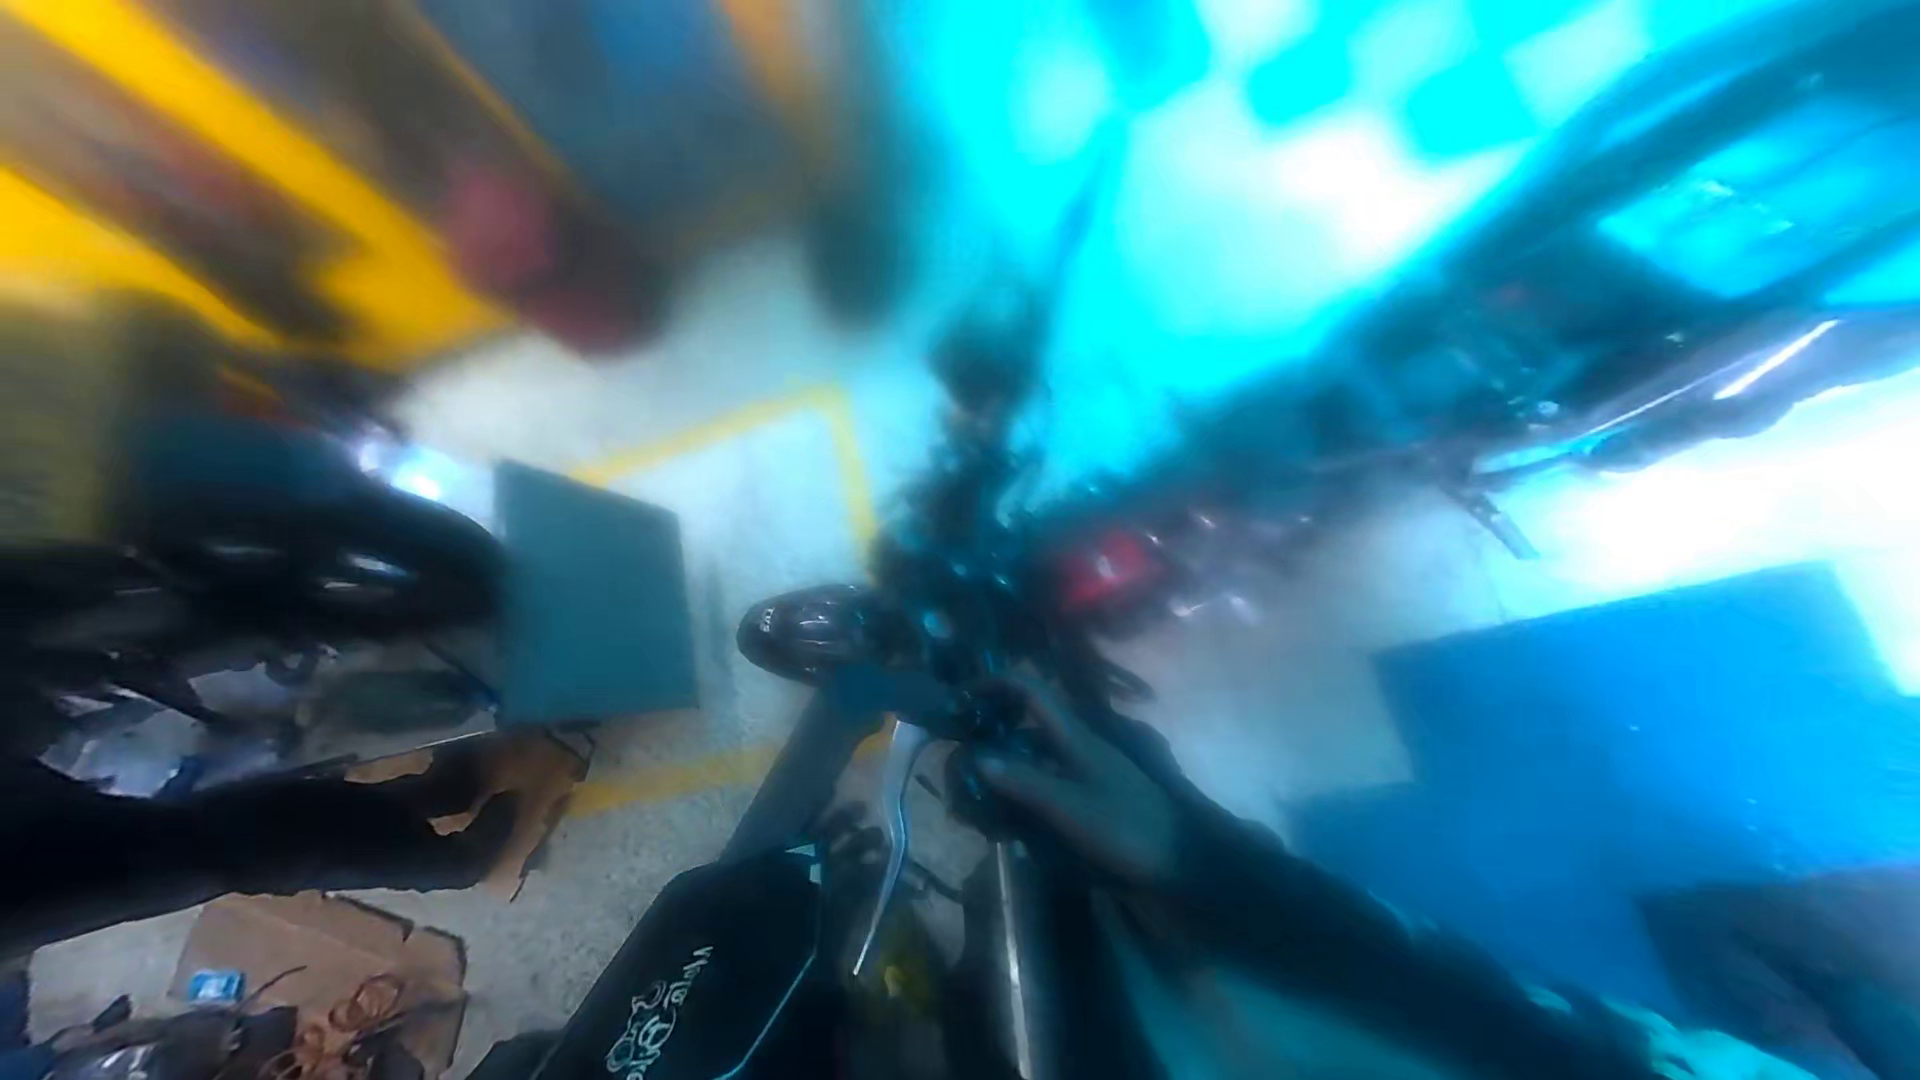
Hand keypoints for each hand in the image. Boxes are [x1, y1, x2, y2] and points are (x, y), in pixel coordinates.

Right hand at [972, 674, 1179, 885]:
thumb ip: (1025, 782)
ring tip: (975, 808)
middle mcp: (1073, 747)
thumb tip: (977, 758)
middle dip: (988, 742)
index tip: (962, 697)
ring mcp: (1079, 774)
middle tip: (959, 772)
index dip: (996, 683)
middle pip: (1022, 728)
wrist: (1182, 864)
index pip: (1030, 691)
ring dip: (1000, 776)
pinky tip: (1004, 827)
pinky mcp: (1083, 800)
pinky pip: (1040, 788)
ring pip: (1028, 761)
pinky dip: (1018, 799)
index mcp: (1074, 736)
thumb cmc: (1129, 828)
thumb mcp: (1073, 807)